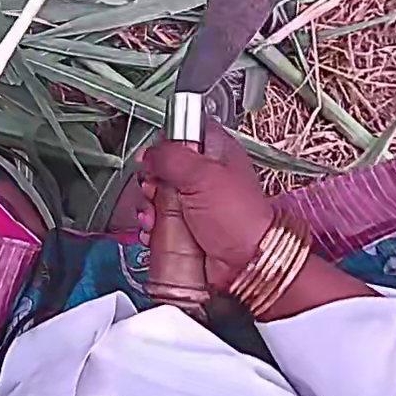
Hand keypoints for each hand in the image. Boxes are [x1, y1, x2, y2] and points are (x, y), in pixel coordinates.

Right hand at [139, 119, 372, 317]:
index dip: (165, 143)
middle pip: (163, 166)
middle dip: (151, 179)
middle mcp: (203, 175)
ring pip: (156, 193)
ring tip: (155, 214)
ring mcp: (193, 201)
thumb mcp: (201, 175)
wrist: (246, 262)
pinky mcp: (184, 224)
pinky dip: (151, 224)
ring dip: (149, 204)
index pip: (184, 133)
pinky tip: (154, 228)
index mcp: (216, 153)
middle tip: (156, 189)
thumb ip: (171, 157)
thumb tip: (149, 153)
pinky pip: (157, 218)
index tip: (155, 157)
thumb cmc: (238, 218)